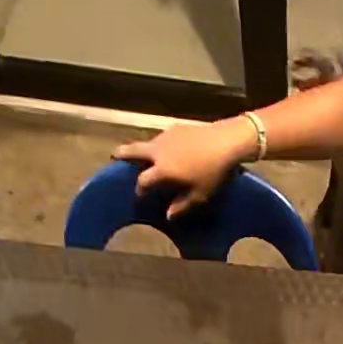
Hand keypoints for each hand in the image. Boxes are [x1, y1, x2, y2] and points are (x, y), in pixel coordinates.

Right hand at [113, 120, 254, 218]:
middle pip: (133, 150)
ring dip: (144, 150)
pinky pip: (162, 138)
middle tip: (116, 156)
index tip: (139, 194)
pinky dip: (160, 145)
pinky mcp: (176, 128)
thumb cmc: (213, 173)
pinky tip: (169, 150)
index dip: (139, 189)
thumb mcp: (199, 195)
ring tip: (146, 157)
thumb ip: (181, 206)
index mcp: (162, 170)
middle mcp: (158, 151)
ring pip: (148, 143)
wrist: (226, 142)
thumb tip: (168, 215)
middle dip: (122, 154)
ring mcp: (166, 136)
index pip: (142, 181)